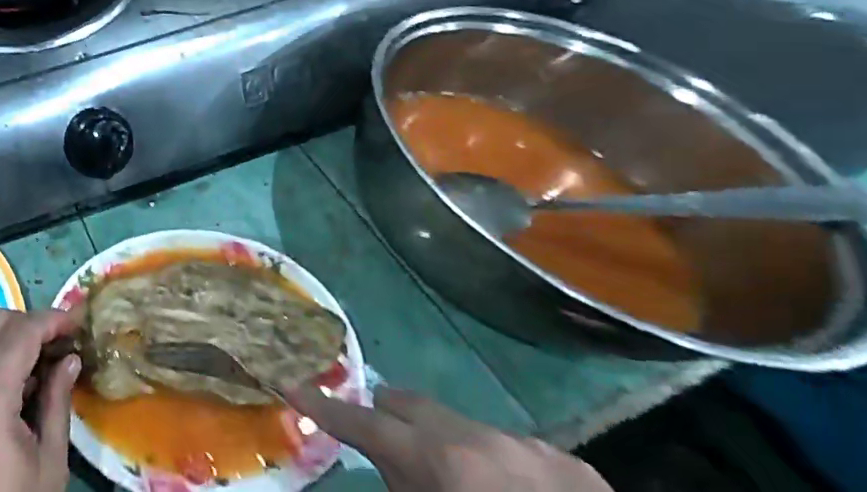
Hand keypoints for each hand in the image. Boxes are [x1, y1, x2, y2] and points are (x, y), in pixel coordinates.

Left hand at [0, 307, 82, 491]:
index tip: (77, 324)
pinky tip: (15, 383)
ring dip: (11, 338)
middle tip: (60, 344)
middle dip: (31, 324)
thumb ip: (58, 401)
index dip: (53, 320)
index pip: (23, 331)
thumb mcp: (48, 460)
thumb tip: (69, 359)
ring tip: (41, 364)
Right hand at [285, 385, 611, 491]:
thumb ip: (402, 484)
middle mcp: (483, 437)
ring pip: (465, 426)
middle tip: (374, 437)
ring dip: (447, 446)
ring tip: (454, 483)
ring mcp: (531, 446)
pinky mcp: (576, 465)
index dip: (325, 408)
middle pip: (411, 403)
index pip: (366, 424)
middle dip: (386, 415)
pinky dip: (501, 467)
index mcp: (444, 460)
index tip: (290, 385)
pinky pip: (520, 452)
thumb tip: (385, 460)